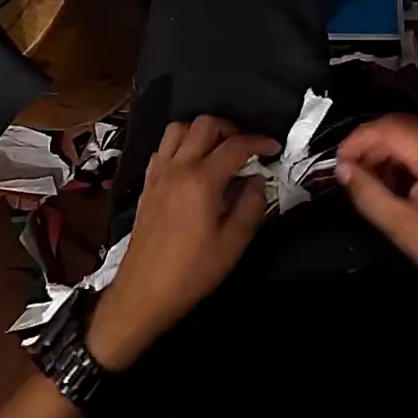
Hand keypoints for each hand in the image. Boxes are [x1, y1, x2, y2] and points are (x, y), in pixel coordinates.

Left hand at [88, 116, 278, 369]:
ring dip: (202, 131)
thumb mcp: (233, 244)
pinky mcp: (147, 183)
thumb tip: (256, 179)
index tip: (274, 148)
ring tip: (219, 149)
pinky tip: (193, 163)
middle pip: (205, 124)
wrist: (143, 292)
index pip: (236, 145)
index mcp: (202, 180)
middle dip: (231, 128)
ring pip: (179, 128)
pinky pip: (163, 147)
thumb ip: (251, 205)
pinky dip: (181, 144)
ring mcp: (158, 172)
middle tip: (247, 146)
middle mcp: (178, 167)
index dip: (259, 142)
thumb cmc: (192, 272)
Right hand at [337, 114, 417, 334]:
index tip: (336, 164)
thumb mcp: (405, 229)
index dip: (357, 141)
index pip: (389, 128)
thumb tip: (342, 168)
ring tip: (374, 184)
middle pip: (404, 126)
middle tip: (351, 174)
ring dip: (391, 152)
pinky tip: (402, 186)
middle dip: (372, 146)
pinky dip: (412, 159)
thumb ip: (368, 193)